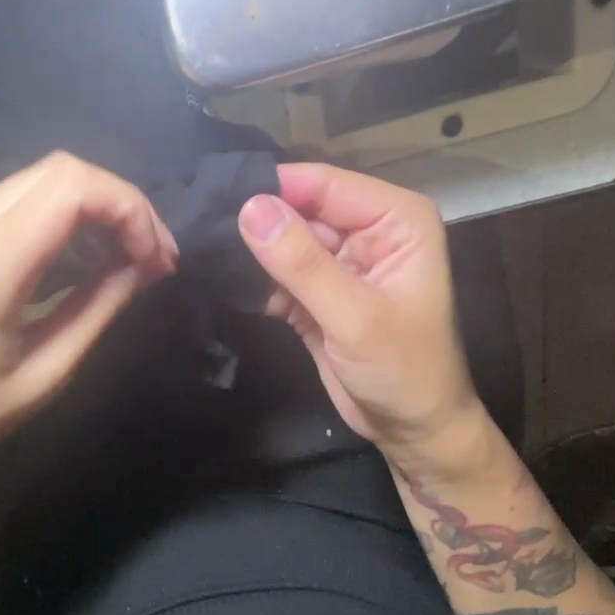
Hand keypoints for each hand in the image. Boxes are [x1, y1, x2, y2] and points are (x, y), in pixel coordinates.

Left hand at [0, 152, 176, 492]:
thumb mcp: (48, 372)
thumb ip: (100, 308)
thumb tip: (147, 265)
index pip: (71, 187)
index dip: (130, 209)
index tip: (158, 258)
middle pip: (59, 172)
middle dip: (120, 205)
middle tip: (153, 259)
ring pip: (41, 182)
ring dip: (94, 211)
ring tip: (128, 263)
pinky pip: (19, 204)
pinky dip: (63, 221)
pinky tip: (87, 261)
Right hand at [238, 163, 485, 473]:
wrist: (412, 429)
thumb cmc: (402, 369)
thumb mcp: (353, 314)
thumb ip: (301, 263)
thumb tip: (250, 210)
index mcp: (394, 220)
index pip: (325, 186)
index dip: (275, 189)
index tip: (218, 198)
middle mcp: (368, 233)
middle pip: (301, 211)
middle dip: (259, 223)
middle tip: (202, 231)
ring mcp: (341, 267)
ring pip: (286, 245)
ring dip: (252, 256)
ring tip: (207, 257)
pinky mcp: (318, 299)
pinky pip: (280, 279)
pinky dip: (258, 286)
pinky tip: (227, 287)